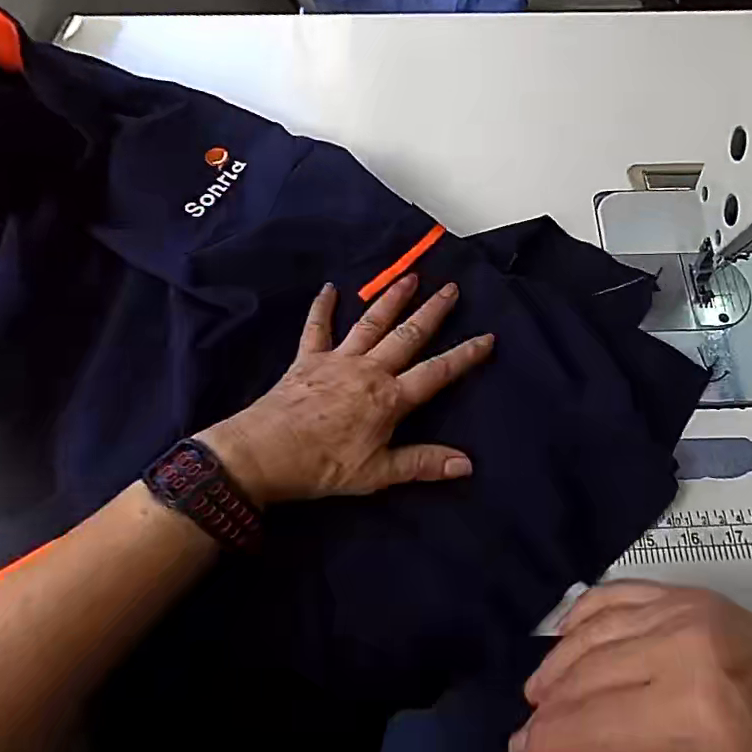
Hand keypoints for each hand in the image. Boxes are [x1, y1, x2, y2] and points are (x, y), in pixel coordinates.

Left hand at [197, 274, 493, 503]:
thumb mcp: (377, 474)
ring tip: (410, 277)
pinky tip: (330, 288)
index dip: (464, 355)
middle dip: (431, 312)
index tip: (487, 336)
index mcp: (389, 398)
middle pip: (407, 336)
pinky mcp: (307, 360)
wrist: (264, 453)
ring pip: (371, 323)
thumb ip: (422, 464)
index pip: (437, 373)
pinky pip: (317, 328)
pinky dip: (323, 307)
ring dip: (391, 299)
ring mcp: (336, 361)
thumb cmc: (322, 466)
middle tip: (450, 288)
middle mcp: (368, 371)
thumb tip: (467, 464)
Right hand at [509, 582, 751, 751]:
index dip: (541, 745)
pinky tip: (567, 644)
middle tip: (537, 738)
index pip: (582, 728)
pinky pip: (609, 597)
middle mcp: (678, 652)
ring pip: (584, 635)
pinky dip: (578, 621)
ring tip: (545, 697)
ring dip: (555, 668)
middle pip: (577, 678)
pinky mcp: (687, 595)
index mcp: (694, 721)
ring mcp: (682, 612)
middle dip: (546, 711)